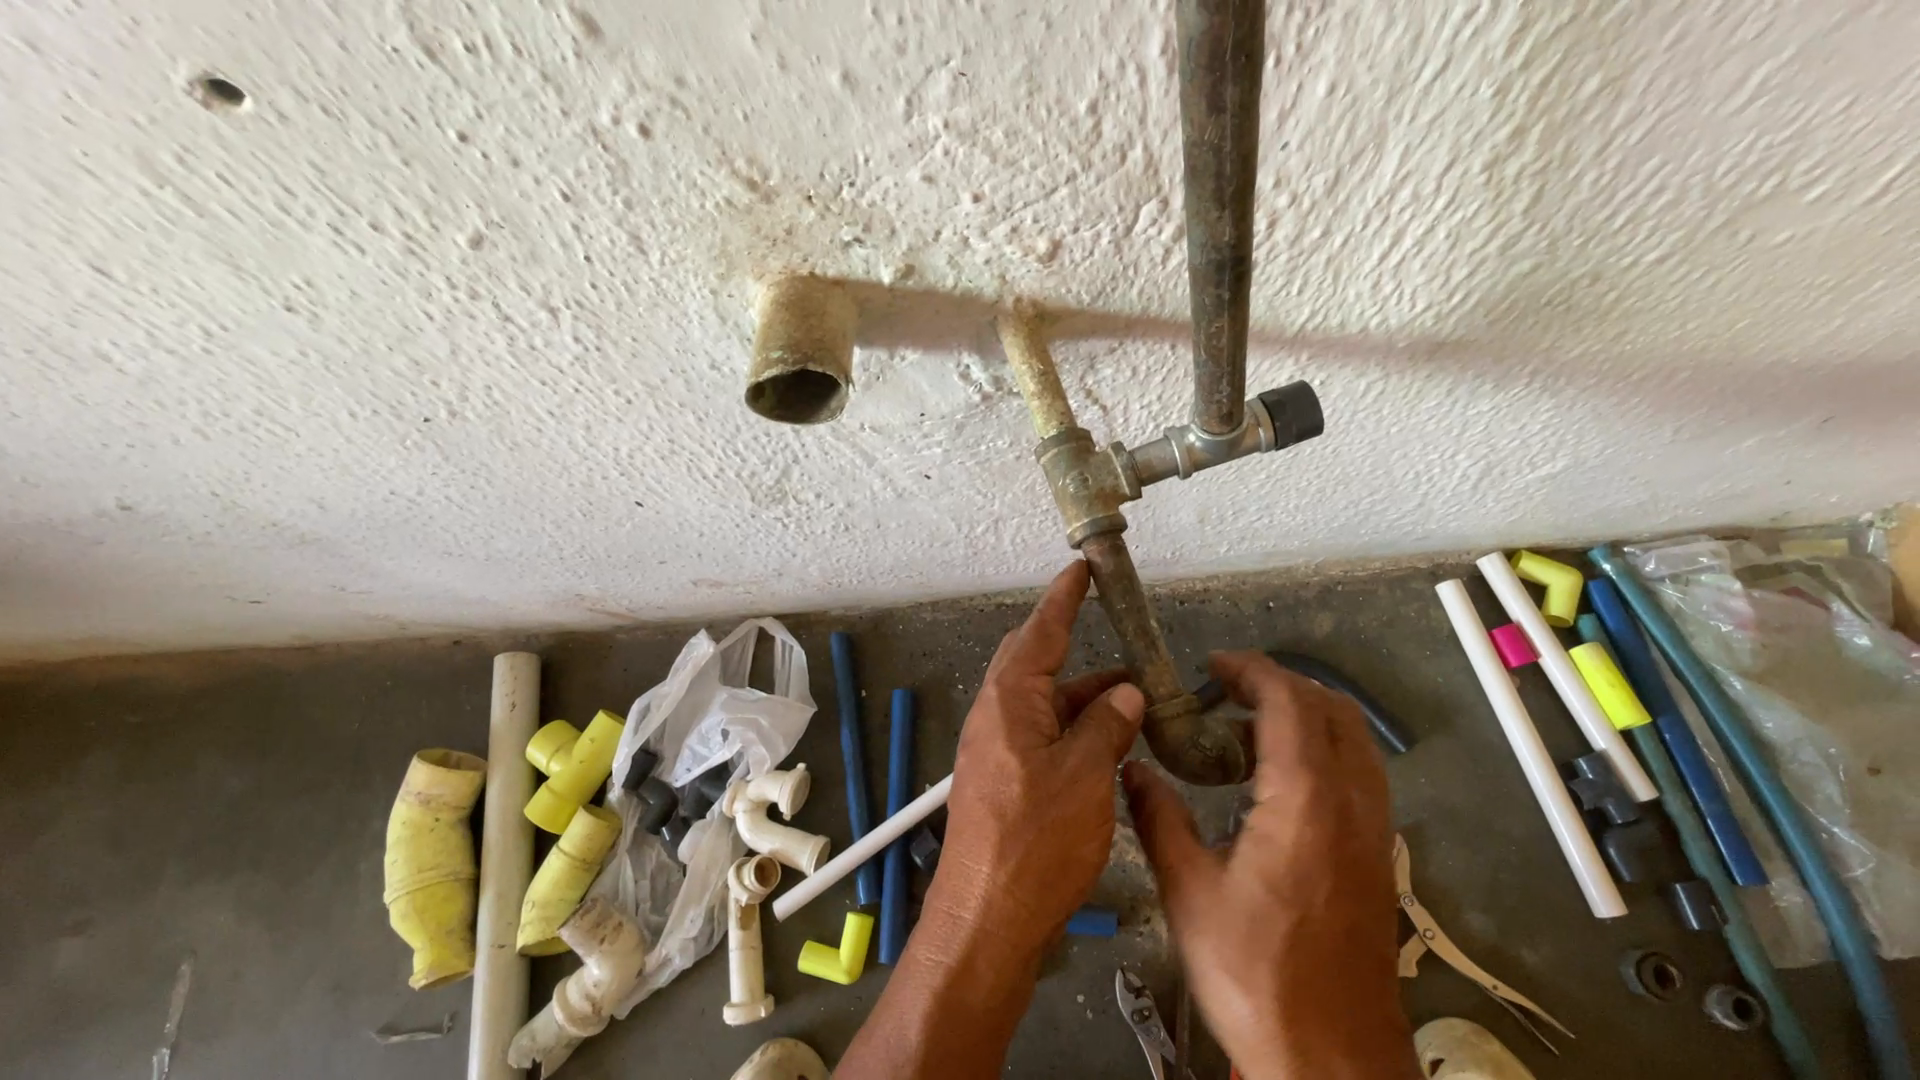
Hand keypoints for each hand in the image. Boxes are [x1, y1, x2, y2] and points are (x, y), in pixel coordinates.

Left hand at [924, 560, 1145, 961]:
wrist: (987, 918)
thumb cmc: (1037, 840)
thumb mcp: (1086, 776)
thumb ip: (1108, 726)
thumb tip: (1125, 692)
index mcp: (1009, 702)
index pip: (1038, 632)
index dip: (1063, 599)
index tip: (1079, 569)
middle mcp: (995, 718)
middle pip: (1033, 664)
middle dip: (1071, 644)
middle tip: (1108, 628)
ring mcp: (995, 752)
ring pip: (1042, 705)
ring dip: (1082, 697)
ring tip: (1133, 698)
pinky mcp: (1002, 783)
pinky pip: (1041, 737)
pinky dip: (1073, 731)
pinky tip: (1108, 744)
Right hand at [1122, 651, 1415, 1079]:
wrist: (1331, 1057)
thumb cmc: (1254, 972)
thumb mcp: (1189, 893)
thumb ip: (1160, 819)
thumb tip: (1133, 769)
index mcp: (1304, 801)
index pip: (1289, 703)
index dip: (1252, 671)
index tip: (1212, 665)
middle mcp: (1351, 803)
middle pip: (1332, 710)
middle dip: (1280, 685)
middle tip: (1225, 692)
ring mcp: (1374, 831)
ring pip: (1353, 741)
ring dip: (1305, 717)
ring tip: (1245, 733)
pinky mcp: (1378, 857)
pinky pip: (1359, 775)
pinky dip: (1322, 752)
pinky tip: (1275, 785)